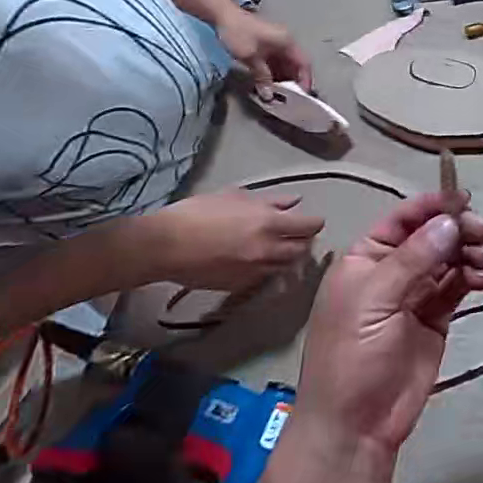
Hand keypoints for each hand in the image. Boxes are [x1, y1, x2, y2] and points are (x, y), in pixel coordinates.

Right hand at [143, 190, 325, 290]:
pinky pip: (265, 278)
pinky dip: (269, 269)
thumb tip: (294, 202)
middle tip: (299, 233)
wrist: (167, 246)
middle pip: (302, 250)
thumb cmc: (199, 212)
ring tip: (282, 247)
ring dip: (289, 257)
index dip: (315, 222)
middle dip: (305, 241)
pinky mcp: (241, 286)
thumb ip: (270, 200)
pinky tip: (260, 260)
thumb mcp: (235, 196)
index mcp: (268, 223)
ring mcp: (255, 271)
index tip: (313, 220)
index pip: (309, 226)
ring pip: (286, 267)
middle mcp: (268, 250)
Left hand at [216, 9, 312, 88]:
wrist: (222, 15)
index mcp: (287, 42)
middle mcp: (285, 42)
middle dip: (293, 82)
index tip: (302, 96)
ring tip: (276, 95)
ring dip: (282, 79)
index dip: (305, 80)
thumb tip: (269, 96)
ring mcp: (276, 44)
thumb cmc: (239, 34)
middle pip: (296, 65)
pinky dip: (273, 74)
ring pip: (285, 65)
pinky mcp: (266, 46)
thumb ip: (263, 77)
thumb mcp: (251, 57)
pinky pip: (275, 63)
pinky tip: (267, 85)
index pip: (304, 63)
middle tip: (287, 100)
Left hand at [294, 192, 482, 461]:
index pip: (401, 219)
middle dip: (455, 229)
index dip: (431, 206)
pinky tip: (482, 279)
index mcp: (365, 257)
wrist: (356, 425)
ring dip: (466, 252)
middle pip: (429, 236)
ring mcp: (413, 295)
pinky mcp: (434, 319)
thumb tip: (449, 221)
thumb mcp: (375, 299)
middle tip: (482, 233)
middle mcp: (391, 270)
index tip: (463, 199)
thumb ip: (413, 259)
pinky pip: (455, 287)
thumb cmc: (352, 354)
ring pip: (445, 259)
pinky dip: (470, 277)